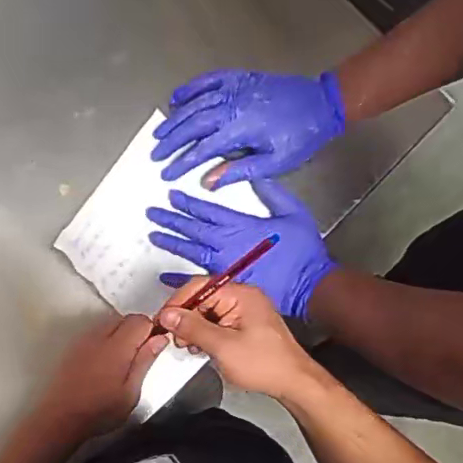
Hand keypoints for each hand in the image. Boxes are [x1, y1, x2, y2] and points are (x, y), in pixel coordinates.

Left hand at [33, 313, 166, 436]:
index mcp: (117, 347)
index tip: (154, 348)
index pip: (140, 320)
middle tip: (139, 357)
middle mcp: (98, 337)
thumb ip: (144, 362)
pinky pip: (95, 335)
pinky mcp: (73, 349)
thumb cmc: (99, 411)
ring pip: (109, 325)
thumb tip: (160, 338)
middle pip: (124, 319)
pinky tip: (105, 364)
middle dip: (136, 331)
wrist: (60, 418)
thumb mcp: (130, 393)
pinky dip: (105, 341)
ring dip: (120, 335)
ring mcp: (83, 341)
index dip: (152, 330)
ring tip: (122, 363)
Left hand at [145, 180, 335, 317]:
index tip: (172, 196)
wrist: (308, 286)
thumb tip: (256, 177)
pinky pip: (198, 281)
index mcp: (242, 227)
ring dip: (171, 243)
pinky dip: (179, 280)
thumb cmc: (303, 252)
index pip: (208, 211)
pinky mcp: (225, 284)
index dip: (188, 203)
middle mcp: (228, 246)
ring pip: (191, 252)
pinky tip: (165, 277)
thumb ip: (273, 193)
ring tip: (155, 236)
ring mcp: (224, 267)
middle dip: (172, 220)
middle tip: (153, 213)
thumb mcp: (293, 213)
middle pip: (193, 230)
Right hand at [151, 70, 346, 187]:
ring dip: (175, 117)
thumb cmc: (300, 137)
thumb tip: (207, 182)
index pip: (203, 149)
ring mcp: (237, 88)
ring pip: (197, 102)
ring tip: (159, 132)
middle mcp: (235, 105)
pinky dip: (192, 87)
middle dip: (172, 140)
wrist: (323, 103)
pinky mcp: (242, 78)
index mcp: (242, 129)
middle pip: (193, 124)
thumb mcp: (272, 164)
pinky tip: (177, 97)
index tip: (167, 174)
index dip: (182, 162)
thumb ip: (237, 172)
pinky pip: (211, 79)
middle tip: (155, 155)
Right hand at [156, 279, 325, 401]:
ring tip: (189, 346)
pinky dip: (203, 334)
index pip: (199, 287)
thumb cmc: (265, 364)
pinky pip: (215, 322)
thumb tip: (169, 315)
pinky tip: (201, 348)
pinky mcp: (242, 325)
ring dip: (193, 328)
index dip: (177, 303)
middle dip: (184, 318)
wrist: (291, 381)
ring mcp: (243, 311)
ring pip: (206, 311)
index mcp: (240, 295)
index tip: (163, 322)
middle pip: (201, 298)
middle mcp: (242, 297)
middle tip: (177, 339)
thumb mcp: (222, 346)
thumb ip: (193, 328)